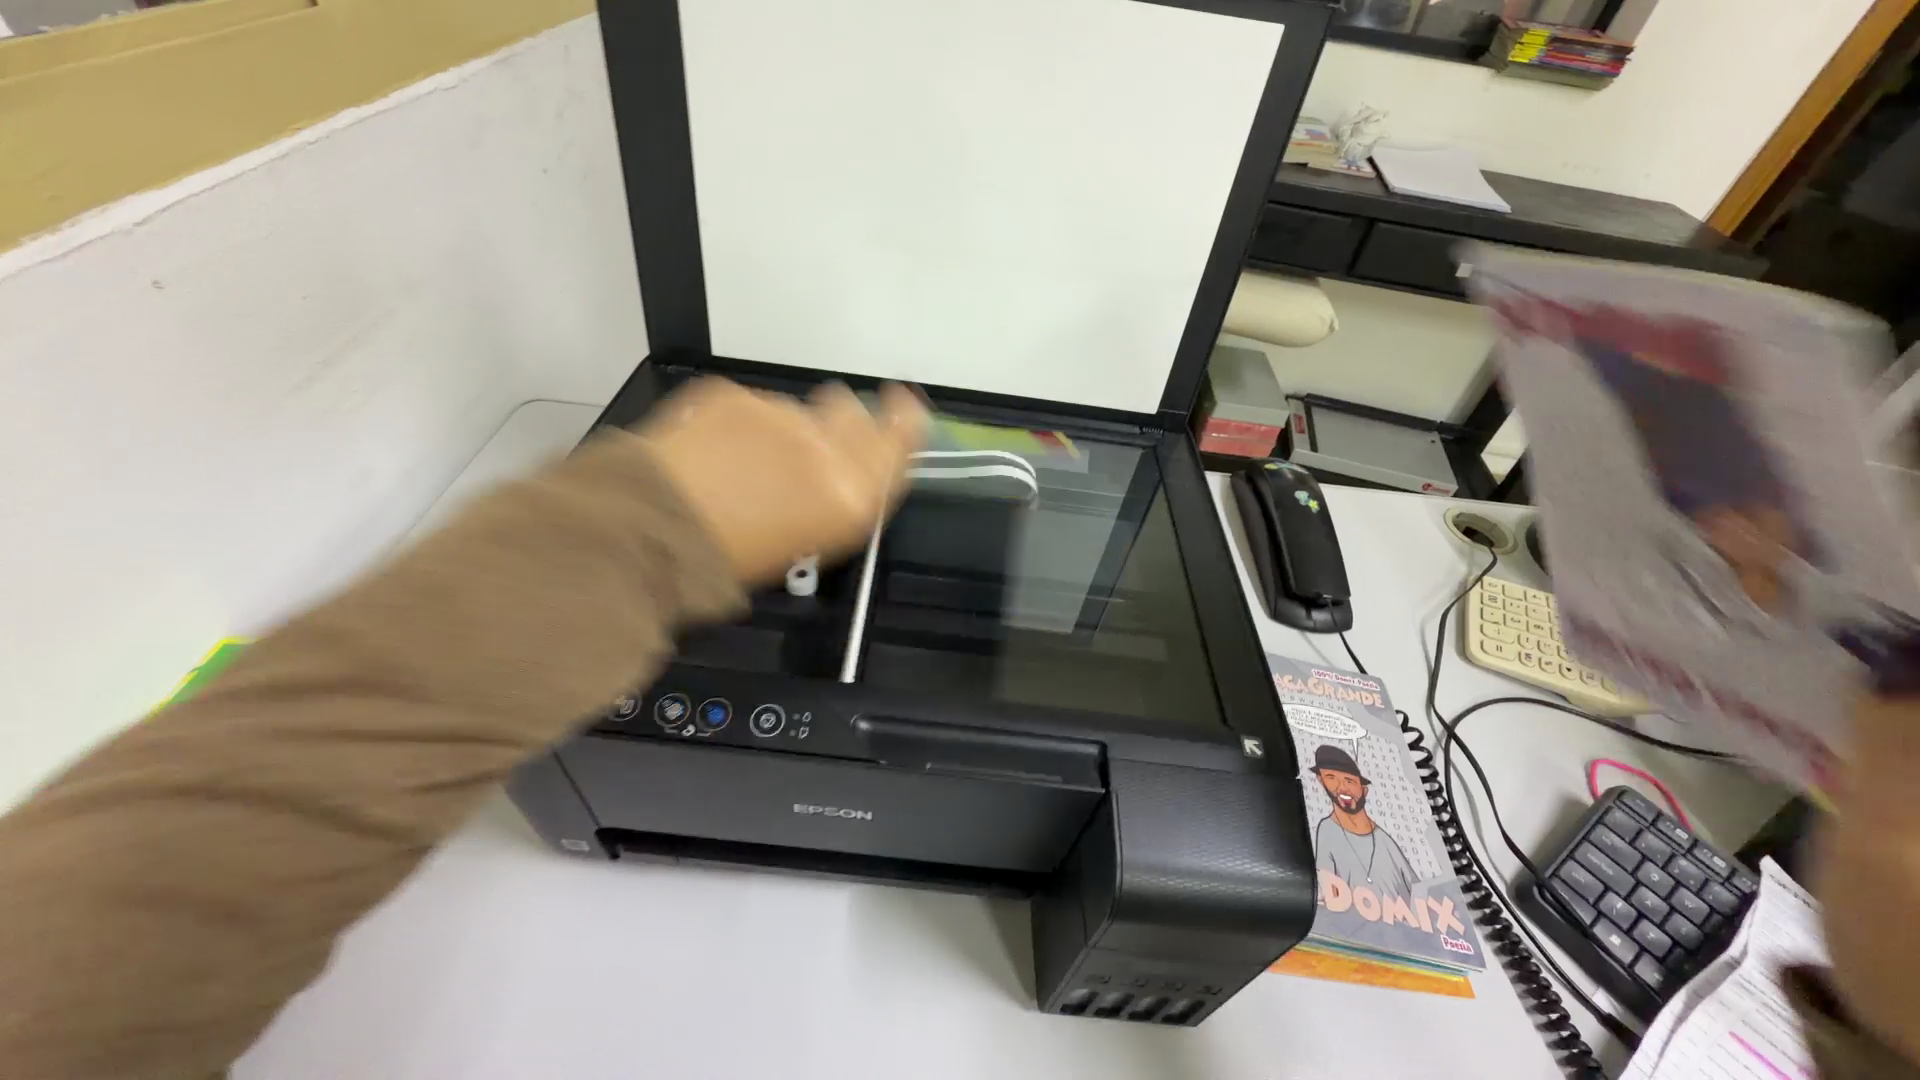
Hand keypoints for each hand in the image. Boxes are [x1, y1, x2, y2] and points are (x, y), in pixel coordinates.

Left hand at [638, 377, 928, 583]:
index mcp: (851, 496)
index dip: (905, 419)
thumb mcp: (808, 543)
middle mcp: (825, 449)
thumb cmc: (732, 560)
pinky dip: (741, 422)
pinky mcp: (735, 395)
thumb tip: (843, 474)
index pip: (901, 440)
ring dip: (785, 429)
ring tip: (744, 462)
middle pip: (855, 413)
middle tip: (811, 444)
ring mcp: (780, 415)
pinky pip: (753, 404)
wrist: (653, 532)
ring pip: (800, 410)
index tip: (903, 404)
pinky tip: (714, 451)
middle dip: (842, 422)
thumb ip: (840, 499)